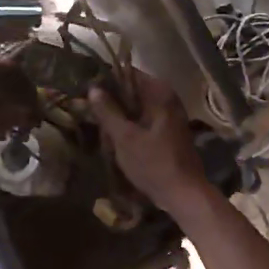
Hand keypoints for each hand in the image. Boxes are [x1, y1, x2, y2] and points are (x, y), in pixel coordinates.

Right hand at [89, 69, 213, 216]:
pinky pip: (143, 120)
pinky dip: (129, 125)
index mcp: (160, 93)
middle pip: (133, 91)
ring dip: (118, 115)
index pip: (128, 74)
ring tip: (95, 122)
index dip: (106, 80)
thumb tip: (93, 89)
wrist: (184, 194)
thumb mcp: (124, 138)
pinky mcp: (167, 132)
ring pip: (137, 107)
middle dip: (110, 99)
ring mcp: (169, 116)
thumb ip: (108, 111)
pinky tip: (112, 136)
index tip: (85, 89)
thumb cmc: (153, 164)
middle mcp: (167, 99)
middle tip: (85, 107)